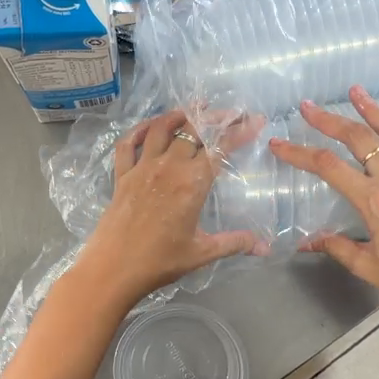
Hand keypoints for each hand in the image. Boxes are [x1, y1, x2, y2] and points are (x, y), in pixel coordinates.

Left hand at [71, 112, 261, 309]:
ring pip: (161, 129)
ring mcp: (142, 169)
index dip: (239, 131)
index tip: (254, 121)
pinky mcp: (121, 176)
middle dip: (215, 118)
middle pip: (193, 131)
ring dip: (178, 115)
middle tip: (229, 114)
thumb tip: (265, 247)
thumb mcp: (201, 252)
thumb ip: (234, 243)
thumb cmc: (160, 262)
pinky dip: (139, 130)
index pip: (220, 148)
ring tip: (192, 110)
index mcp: (192, 184)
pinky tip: (149, 126)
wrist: (113, 269)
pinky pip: (128, 144)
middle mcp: (168, 168)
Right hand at [268, 86, 378, 331]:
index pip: (328, 168)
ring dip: (377, 112)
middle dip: (331, 121)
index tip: (278, 144)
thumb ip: (338, 247)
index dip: (299, 153)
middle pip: (361, 140)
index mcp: (373, 200)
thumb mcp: (368, 268)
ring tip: (358, 92)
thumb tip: (310, 241)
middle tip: (310, 107)